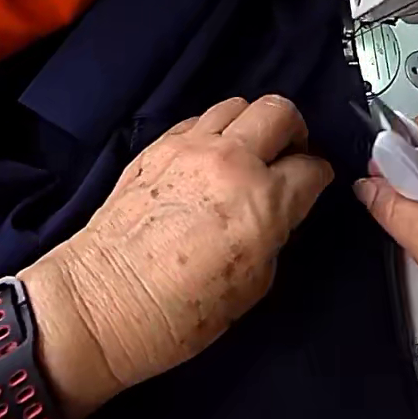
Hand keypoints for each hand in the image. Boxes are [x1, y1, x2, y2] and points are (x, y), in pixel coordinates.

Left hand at [22, 96, 333, 418]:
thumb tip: (275, 211)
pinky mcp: (154, 148)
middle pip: (279, 111)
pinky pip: (196, 121)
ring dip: (250, 125)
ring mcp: (186, 148)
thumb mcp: (253, 286)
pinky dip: (211, 133)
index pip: (312, 167)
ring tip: (245, 154)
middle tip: (286, 157)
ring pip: (235, 104)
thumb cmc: (181, 314)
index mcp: (262, 201)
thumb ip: (272, 234)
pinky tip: (206, 160)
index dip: (317, 177)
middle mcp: (228, 161)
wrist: (100, 302)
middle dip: (293, 131)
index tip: (310, 186)